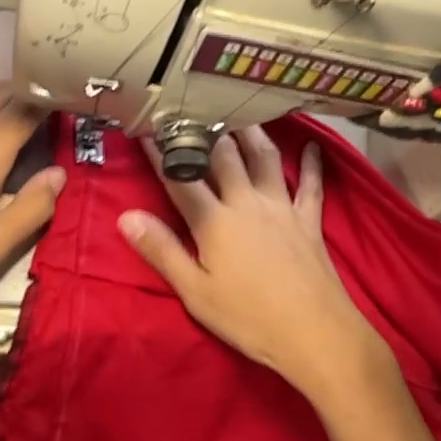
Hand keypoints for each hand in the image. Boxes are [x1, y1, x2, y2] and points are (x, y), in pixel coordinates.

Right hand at [119, 126, 394, 401]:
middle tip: (194, 107)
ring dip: (251, 134)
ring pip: (265, 158)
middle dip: (206, 130)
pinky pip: (311, 185)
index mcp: (214, 221)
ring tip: (240, 113)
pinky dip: (312, 165)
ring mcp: (282, 208)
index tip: (147, 127)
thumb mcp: (195, 292)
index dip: (161, 152)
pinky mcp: (309, 221)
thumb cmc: (248, 318)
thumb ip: (162, 251)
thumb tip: (126, 216)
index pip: (180, 178)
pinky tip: (314, 147)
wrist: (313, 332)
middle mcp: (247, 203)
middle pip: (224, 156)